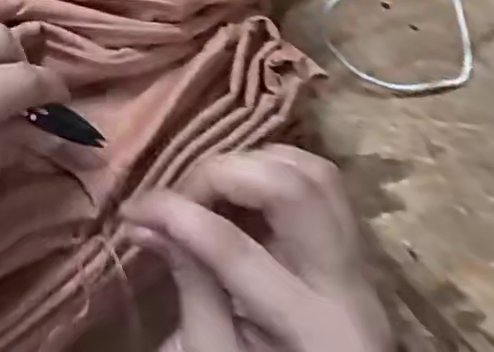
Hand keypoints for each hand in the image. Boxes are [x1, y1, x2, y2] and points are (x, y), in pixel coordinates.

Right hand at [122, 145, 391, 351]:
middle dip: (218, 174)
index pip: (232, 245)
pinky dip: (272, 169)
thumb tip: (146, 223)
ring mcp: (361, 263)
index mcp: (316, 329)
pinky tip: (241, 193)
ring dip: (249, 165)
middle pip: (288, 187)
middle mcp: (351, 287)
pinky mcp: (355, 250)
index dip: (170, 213)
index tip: (131, 211)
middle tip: (181, 195)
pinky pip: (322, 182)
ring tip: (211, 190)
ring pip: (311, 172)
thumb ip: (191, 288)